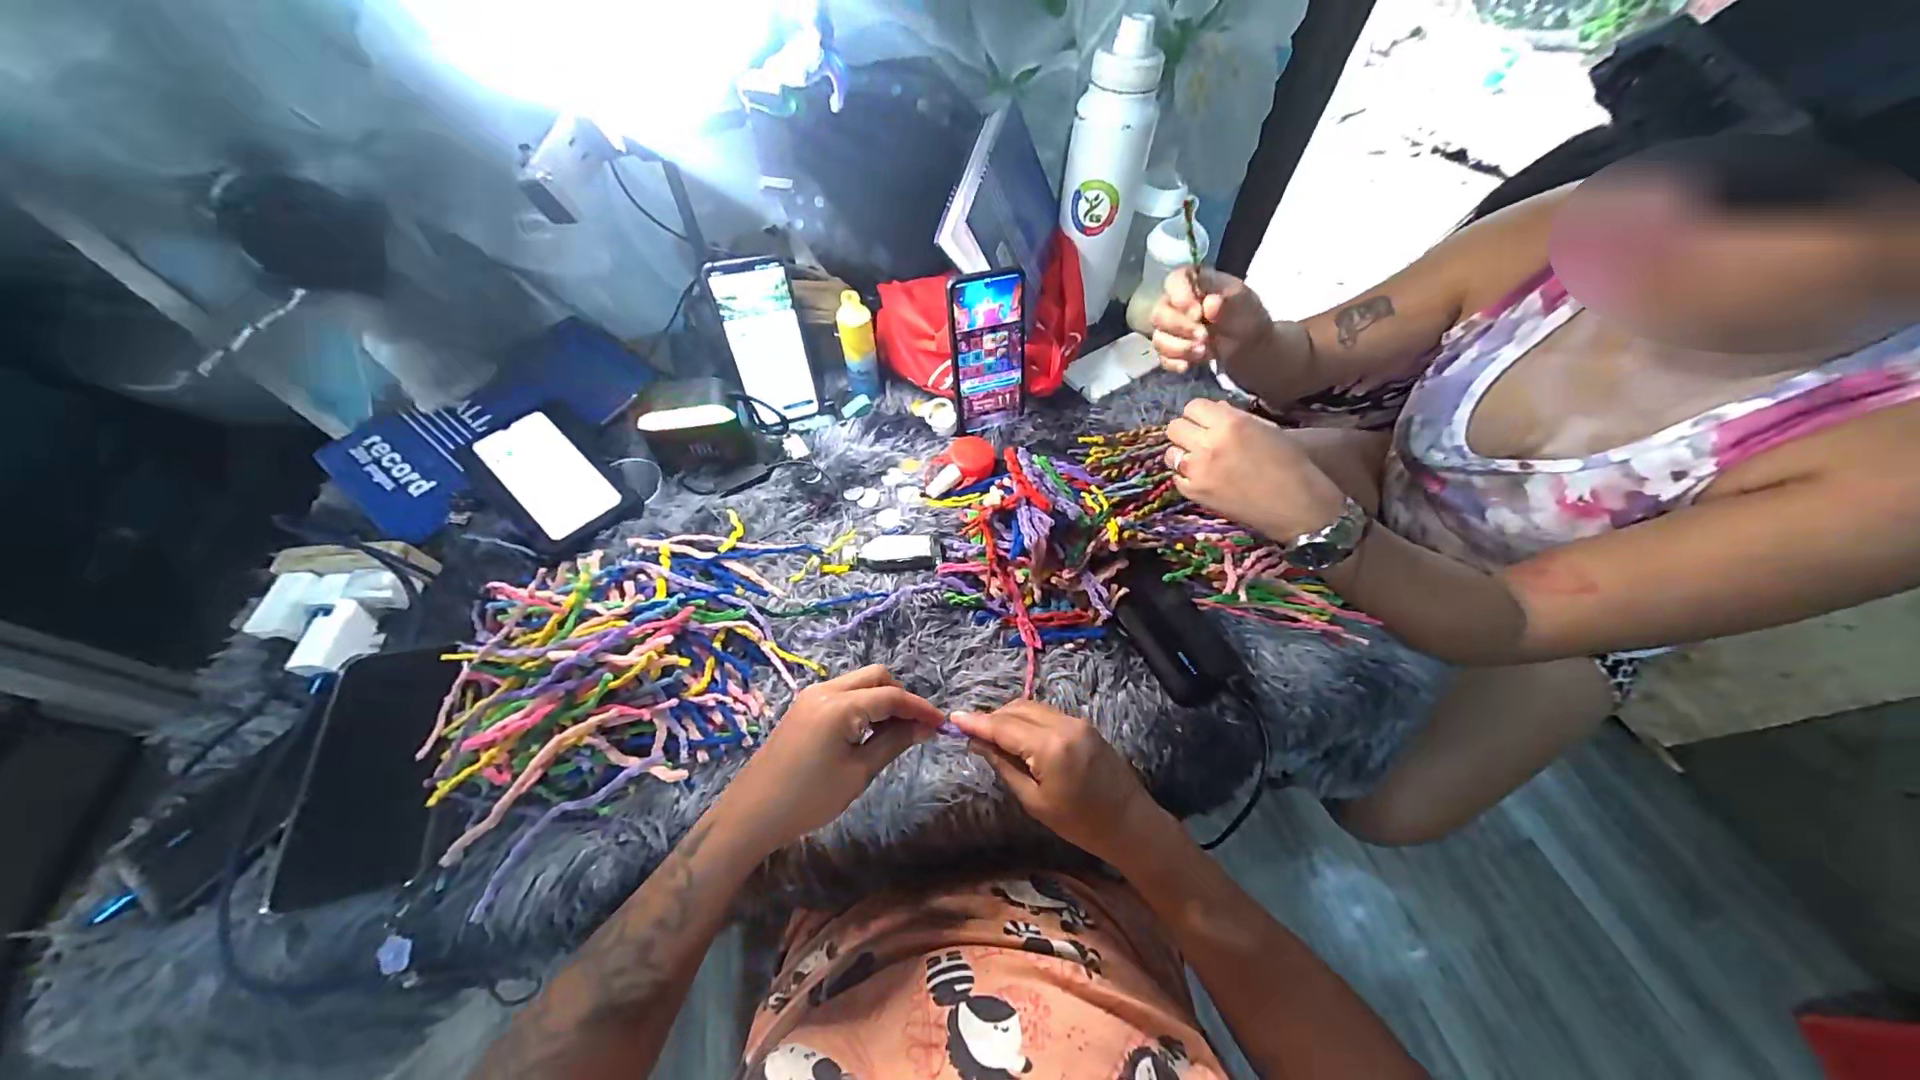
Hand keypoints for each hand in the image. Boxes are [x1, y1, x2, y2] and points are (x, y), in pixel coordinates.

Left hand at [715, 665, 944, 853]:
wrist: (750, 814)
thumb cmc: (808, 799)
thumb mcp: (858, 773)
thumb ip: (894, 743)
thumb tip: (925, 727)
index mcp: (840, 706)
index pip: (892, 696)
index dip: (921, 708)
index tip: (941, 725)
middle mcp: (825, 690)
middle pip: (876, 676)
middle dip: (900, 696)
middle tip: (914, 728)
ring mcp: (811, 696)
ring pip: (859, 682)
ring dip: (881, 698)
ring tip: (893, 733)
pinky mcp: (803, 707)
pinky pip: (843, 693)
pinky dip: (862, 704)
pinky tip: (866, 732)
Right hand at [948, 701, 1162, 863]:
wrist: (1130, 823)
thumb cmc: (1080, 823)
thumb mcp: (1034, 801)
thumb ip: (1004, 766)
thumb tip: (978, 743)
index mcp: (1050, 746)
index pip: (1003, 726)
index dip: (976, 723)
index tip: (952, 719)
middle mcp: (1063, 723)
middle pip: (1016, 709)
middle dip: (991, 718)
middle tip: (970, 733)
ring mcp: (1076, 720)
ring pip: (1031, 707)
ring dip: (1008, 716)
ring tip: (991, 735)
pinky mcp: (1083, 724)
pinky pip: (1046, 713)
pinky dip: (1027, 719)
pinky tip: (1017, 735)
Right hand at [1150, 268, 1280, 376]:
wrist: (1248, 344)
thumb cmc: (1245, 315)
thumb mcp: (1244, 304)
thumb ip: (1228, 301)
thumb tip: (1210, 304)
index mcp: (1194, 282)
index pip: (1175, 280)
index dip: (1180, 295)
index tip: (1197, 312)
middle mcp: (1175, 303)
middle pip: (1159, 313)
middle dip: (1181, 328)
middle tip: (1204, 336)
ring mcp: (1170, 328)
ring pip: (1158, 338)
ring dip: (1180, 348)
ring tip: (1204, 351)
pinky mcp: (1170, 349)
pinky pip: (1162, 357)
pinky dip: (1176, 362)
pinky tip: (1190, 365)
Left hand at [1165, 398, 1348, 540]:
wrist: (1295, 505)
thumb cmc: (1289, 463)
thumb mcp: (1267, 429)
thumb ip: (1234, 417)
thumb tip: (1214, 409)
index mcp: (1229, 424)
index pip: (1193, 406)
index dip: (1200, 414)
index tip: (1208, 422)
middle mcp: (1207, 444)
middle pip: (1175, 427)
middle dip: (1186, 430)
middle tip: (1201, 439)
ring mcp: (1197, 470)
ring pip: (1171, 452)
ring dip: (1183, 453)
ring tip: (1202, 460)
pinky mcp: (1193, 492)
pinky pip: (1176, 477)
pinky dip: (1186, 476)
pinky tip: (1204, 478)